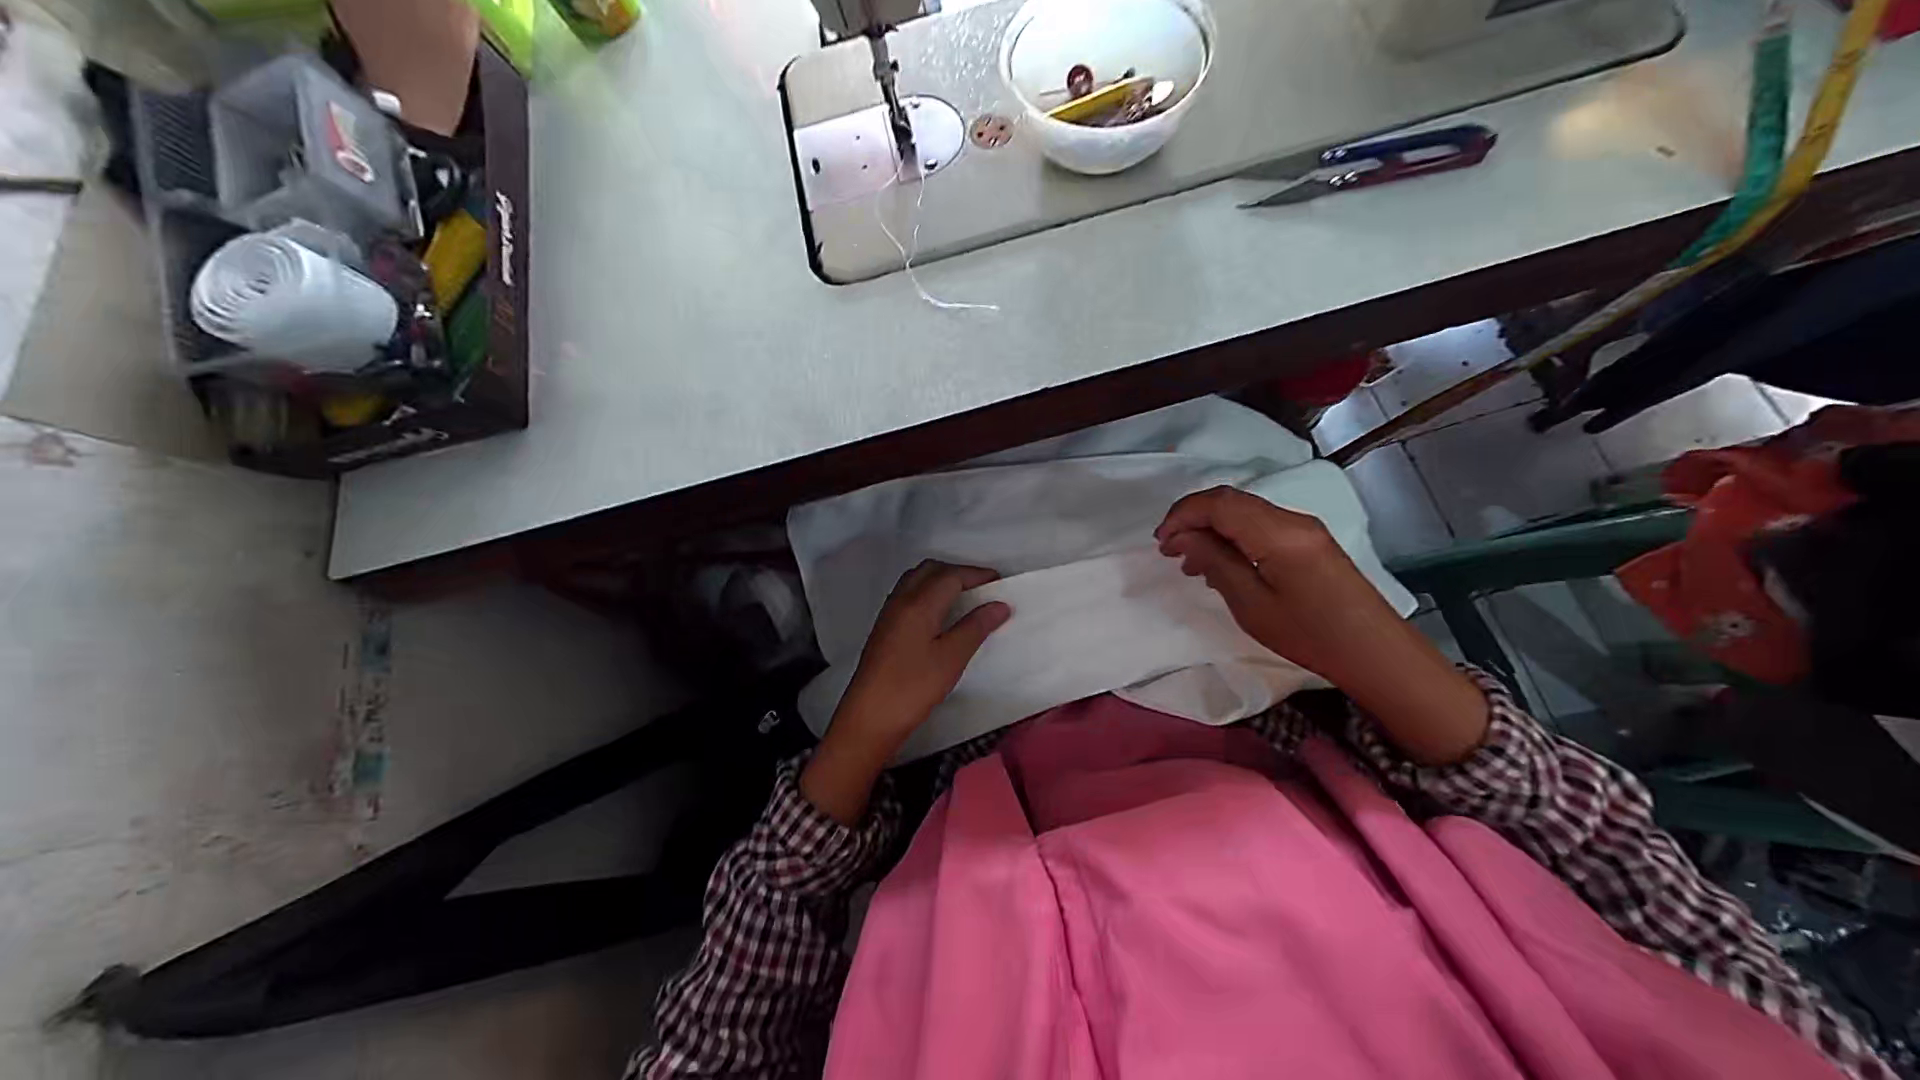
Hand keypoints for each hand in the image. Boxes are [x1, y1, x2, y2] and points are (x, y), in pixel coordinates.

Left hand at [802, 561, 1011, 822]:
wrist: (869, 717)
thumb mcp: (951, 657)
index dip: (977, 575)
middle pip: (931, 570)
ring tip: (965, 599)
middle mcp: (901, 600)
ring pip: (917, 580)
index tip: (1000, 583)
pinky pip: (908, 594)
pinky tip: (940, 615)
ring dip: (941, 580)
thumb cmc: (913, 687)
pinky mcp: (884, 628)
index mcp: (919, 603)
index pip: (951, 575)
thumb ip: (976, 626)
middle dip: (959, 572)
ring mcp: (889, 613)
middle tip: (983, 589)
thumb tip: (999, 604)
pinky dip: (928, 592)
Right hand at [1155, 487, 1487, 765]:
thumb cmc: (1309, 634)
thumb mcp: (1251, 604)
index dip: (1182, 515)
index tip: (1161, 543)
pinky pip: (1259, 525)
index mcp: (1277, 532)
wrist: (1374, 652)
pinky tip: (1221, 564)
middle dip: (1193, 519)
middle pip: (1229, 501)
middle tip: (1170, 551)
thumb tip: (1184, 537)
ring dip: (1211, 528)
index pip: (1218, 503)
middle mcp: (1291, 519)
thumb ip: (1215, 562)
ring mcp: (1303, 528)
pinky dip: (1232, 536)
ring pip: (1243, 511)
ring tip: (1190, 561)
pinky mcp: (1309, 541)